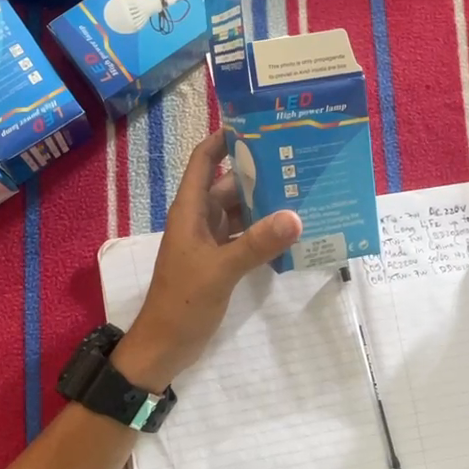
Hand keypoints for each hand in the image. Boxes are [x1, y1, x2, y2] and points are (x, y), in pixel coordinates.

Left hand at [114, 132, 302, 391]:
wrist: (165, 346)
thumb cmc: (183, 302)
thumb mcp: (220, 270)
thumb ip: (256, 243)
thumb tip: (295, 215)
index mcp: (190, 210)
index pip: (204, 161)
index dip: (223, 139)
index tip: (256, 123)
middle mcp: (200, 219)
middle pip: (229, 184)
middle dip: (259, 172)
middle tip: (299, 158)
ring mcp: (210, 241)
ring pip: (239, 211)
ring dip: (265, 203)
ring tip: (304, 189)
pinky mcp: (220, 262)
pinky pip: (245, 236)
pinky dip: (264, 232)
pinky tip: (293, 231)